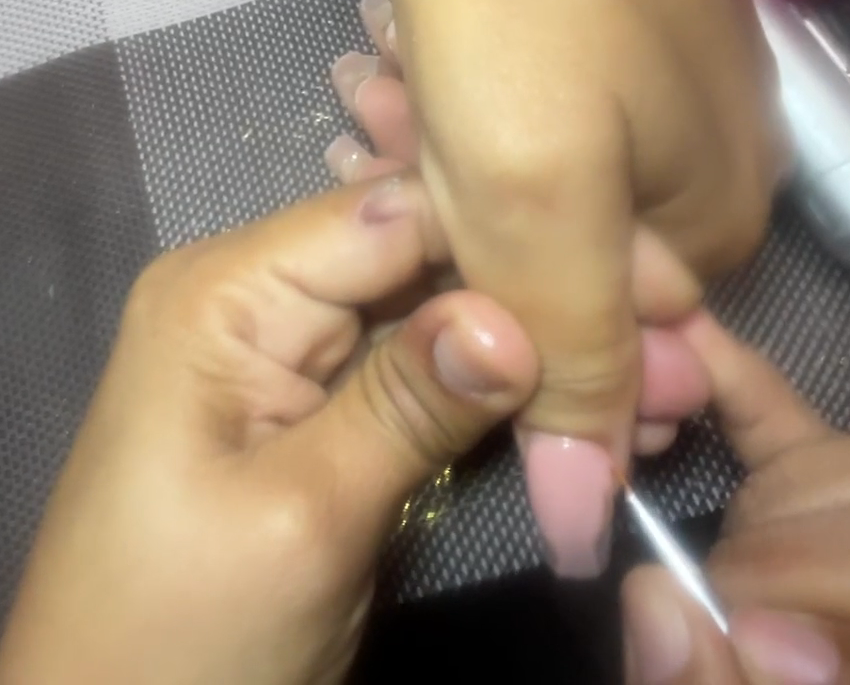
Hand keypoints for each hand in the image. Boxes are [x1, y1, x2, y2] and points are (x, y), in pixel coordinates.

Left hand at [0, 177, 706, 684]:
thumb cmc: (175, 631)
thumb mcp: (300, 518)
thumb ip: (404, 404)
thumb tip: (517, 315)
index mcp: (228, 289)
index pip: (388, 218)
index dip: (511, 237)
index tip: (642, 279)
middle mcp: (254, 289)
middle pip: (413, 258)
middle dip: (530, 294)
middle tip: (673, 335)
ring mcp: (282, 344)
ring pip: (422, 312)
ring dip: (522, 342)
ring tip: (652, 374)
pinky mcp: (308, 399)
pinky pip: (407, 368)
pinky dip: (485, 385)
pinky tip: (567, 401)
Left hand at [326, 0, 768, 577]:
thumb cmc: (529, 0)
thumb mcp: (539, 195)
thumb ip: (565, 351)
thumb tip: (585, 515)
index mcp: (699, 223)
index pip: (587, 350)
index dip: (482, 326)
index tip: (405, 259)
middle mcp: (692, 167)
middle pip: (544, 256)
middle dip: (446, 219)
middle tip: (381, 143)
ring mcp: (643, 97)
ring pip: (513, 181)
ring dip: (431, 153)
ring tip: (378, 85)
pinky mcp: (590, 45)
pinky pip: (508, 117)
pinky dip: (444, 106)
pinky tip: (395, 59)